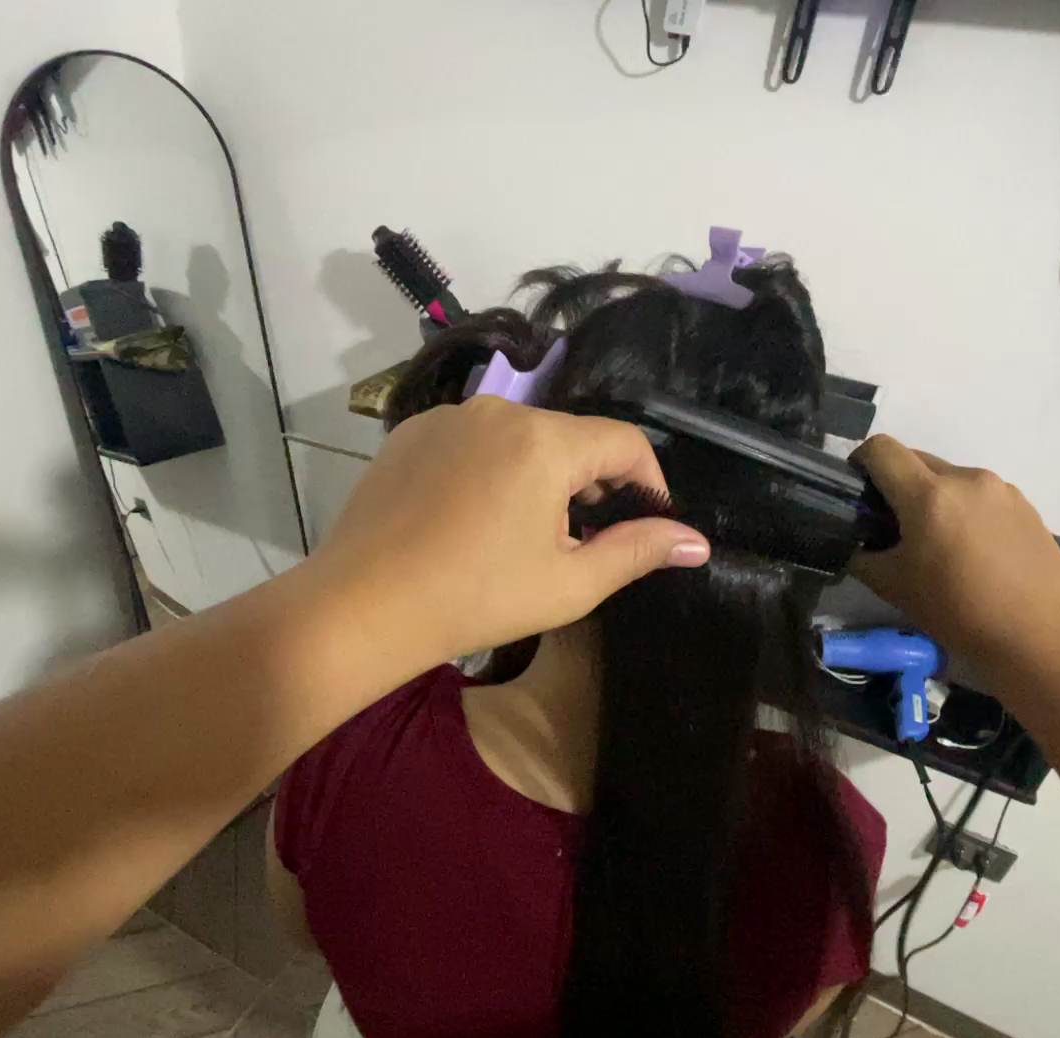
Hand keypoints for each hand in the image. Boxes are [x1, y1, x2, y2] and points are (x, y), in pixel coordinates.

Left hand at [306, 396, 710, 662]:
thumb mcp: (569, 583)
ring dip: (542, 476)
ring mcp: (448, 417)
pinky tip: (474, 518)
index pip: (623, 443)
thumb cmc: (476, 598)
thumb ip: (637, 552)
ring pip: (521, 438)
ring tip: (528, 533)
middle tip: (586, 538)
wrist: (362, 605)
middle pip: (571, 438)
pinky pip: (474, 441)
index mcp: (545, 442)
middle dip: (592, 483)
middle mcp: (498, 410)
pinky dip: (493, 470)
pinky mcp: (411, 432)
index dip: (648, 481)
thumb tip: (697, 542)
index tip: (649, 520)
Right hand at [848, 435, 1059, 685]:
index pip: (881, 449)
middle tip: (892, 526)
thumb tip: (853, 540)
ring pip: (950, 478)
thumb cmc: (957, 612)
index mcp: (929, 495)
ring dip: (932, 497)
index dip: (859, 461)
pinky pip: (980, 494)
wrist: (1039, 637)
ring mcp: (1001, 489)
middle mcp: (966, 479)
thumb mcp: (892, 586)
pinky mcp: (1026, 505)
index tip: (857, 491)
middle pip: (916, 459)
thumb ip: (861, 554)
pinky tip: (972, 551)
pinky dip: (963, 510)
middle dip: (896, 484)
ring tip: (937, 543)